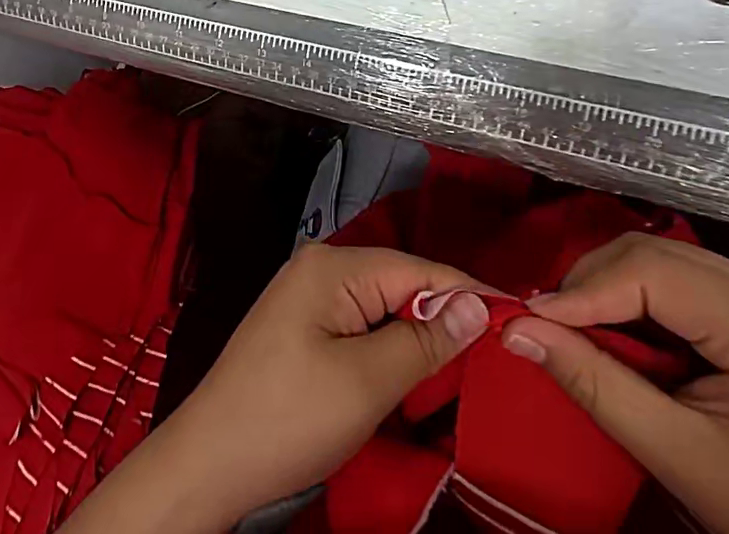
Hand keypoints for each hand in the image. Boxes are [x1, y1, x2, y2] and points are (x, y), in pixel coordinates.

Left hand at [59, 243, 491, 533]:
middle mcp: (318, 267)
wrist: (209, 461)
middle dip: (444, 312)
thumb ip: (426, 340)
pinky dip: (390, 342)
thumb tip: (477, 306)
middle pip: (399, 282)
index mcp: (331, 266)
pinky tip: (414, 360)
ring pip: (382, 304)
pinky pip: (360, 322)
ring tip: (466, 354)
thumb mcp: (367, 381)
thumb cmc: (289, 417)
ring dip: (418, 330)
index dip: (468, 293)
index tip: (519, 315)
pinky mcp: (303, 325)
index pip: (417, 269)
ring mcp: (307, 295)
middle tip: (496, 344)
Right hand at [502, 234, 728, 533]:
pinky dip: (643, 305)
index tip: (524, 321)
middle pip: (655, 255)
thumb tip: (517, 331)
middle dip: (591, 287)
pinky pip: (687, 286)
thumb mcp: (687, 460)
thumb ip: (598, 388)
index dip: (581, 291)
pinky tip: (629, 341)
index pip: (650, 271)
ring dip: (613, 292)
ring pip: (666, 263)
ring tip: (579, 335)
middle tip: (547, 328)